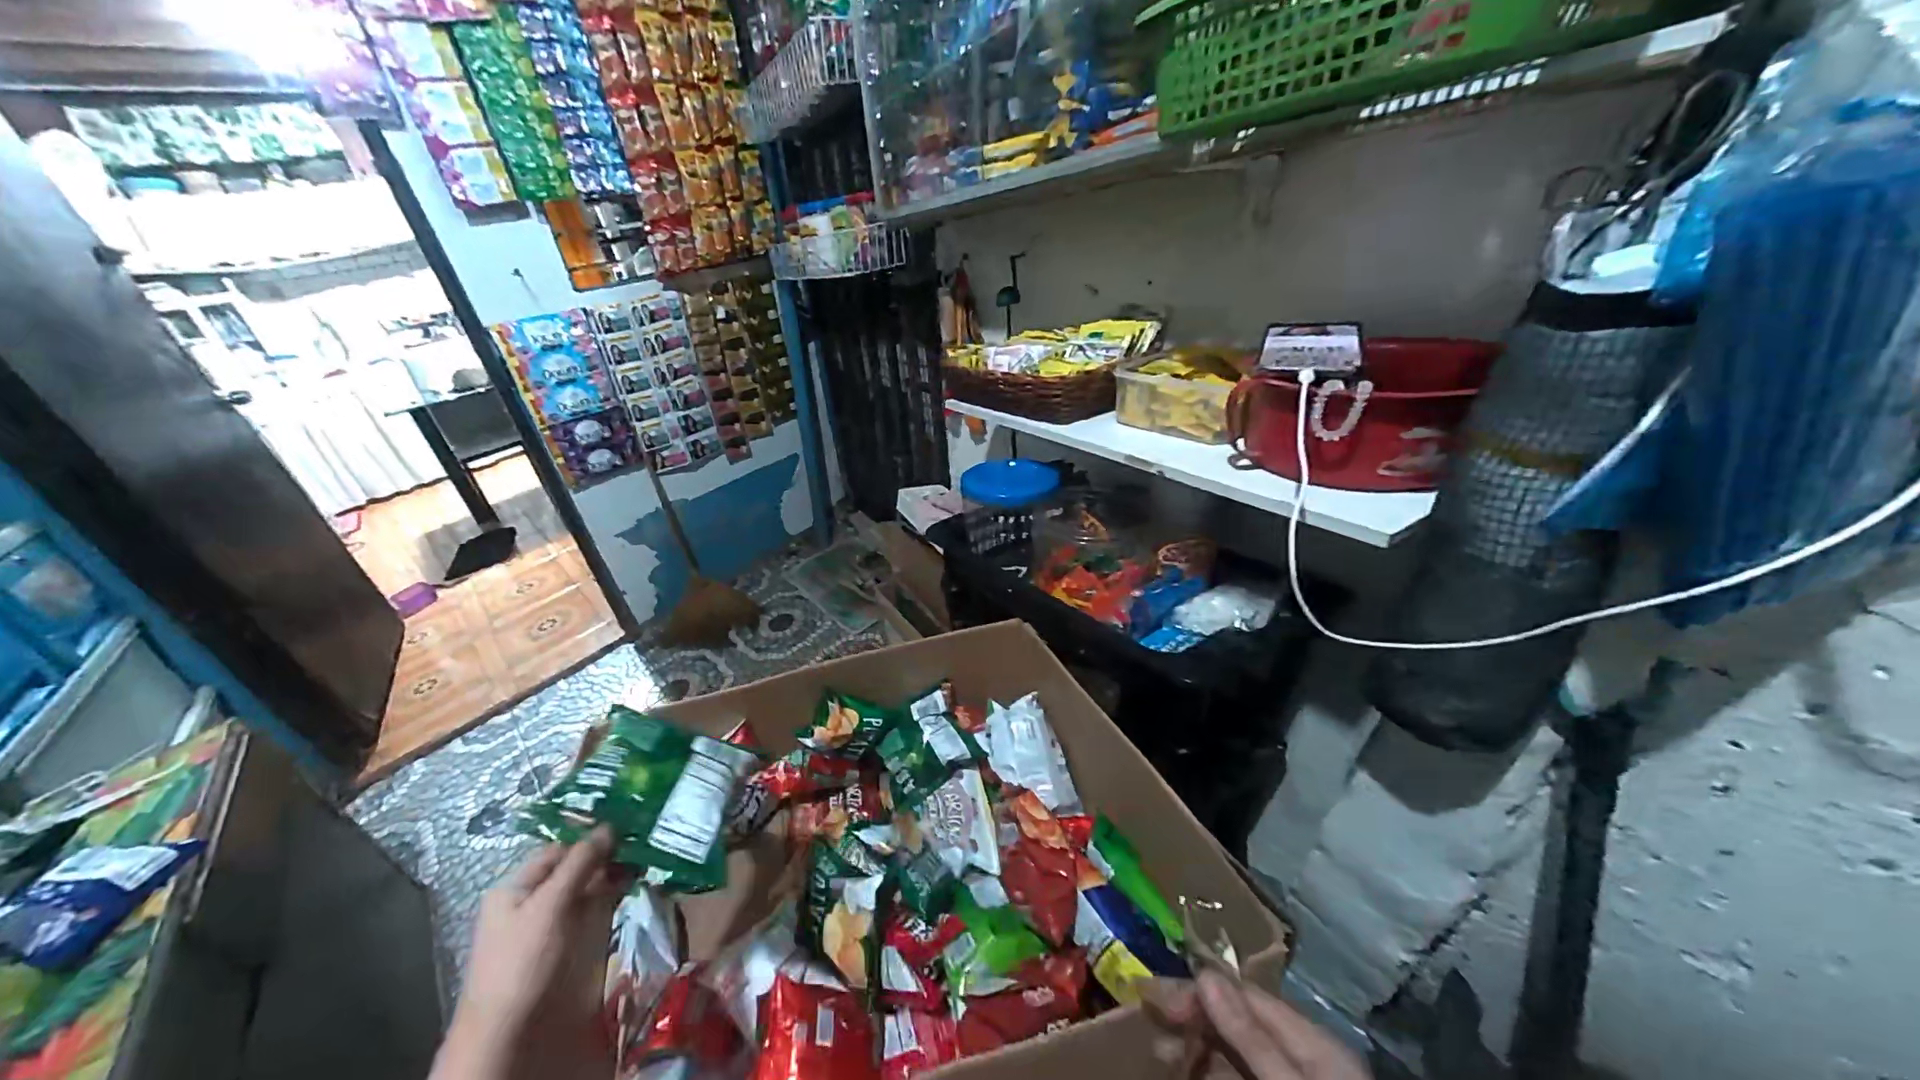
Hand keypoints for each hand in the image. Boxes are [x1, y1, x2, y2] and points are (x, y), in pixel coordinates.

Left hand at [431, 827, 623, 1079]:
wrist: (511, 1031)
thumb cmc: (522, 960)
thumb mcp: (549, 905)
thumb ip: (580, 864)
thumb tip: (610, 826)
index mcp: (517, 888)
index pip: (558, 850)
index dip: (589, 837)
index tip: (626, 825)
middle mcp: (536, 900)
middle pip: (577, 868)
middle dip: (609, 854)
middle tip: (645, 839)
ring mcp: (557, 922)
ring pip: (592, 886)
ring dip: (618, 872)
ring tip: (649, 858)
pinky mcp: (575, 941)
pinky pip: (599, 907)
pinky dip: (618, 893)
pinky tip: (639, 882)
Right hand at [1147, 969, 1370, 1079]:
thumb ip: (1252, 1038)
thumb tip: (1207, 977)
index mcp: (1314, 1045)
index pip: (1247, 996)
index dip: (1200, 989)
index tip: (1156, 996)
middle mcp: (1304, 1060)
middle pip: (1239, 1021)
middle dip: (1194, 1017)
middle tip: (1152, 1024)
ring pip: (1235, 1054)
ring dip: (1198, 1048)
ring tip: (1164, 1053)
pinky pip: (1240, 1079)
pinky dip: (1212, 1074)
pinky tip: (1189, 1073)